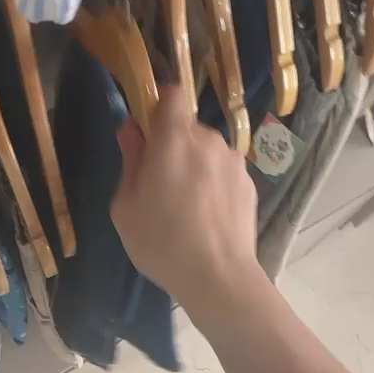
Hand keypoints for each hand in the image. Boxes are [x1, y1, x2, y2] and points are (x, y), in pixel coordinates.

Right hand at [110, 86, 262, 307]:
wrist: (218, 277)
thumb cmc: (161, 244)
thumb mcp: (126, 208)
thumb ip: (130, 162)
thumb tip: (131, 130)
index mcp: (174, 139)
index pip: (170, 95)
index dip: (157, 108)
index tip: (146, 135)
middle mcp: (208, 139)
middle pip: (187, 129)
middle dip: (172, 148)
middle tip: (158, 188)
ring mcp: (233, 161)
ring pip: (206, 153)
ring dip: (194, 169)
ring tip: (185, 210)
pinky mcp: (248, 184)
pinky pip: (222, 175)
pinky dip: (212, 187)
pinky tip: (205, 220)